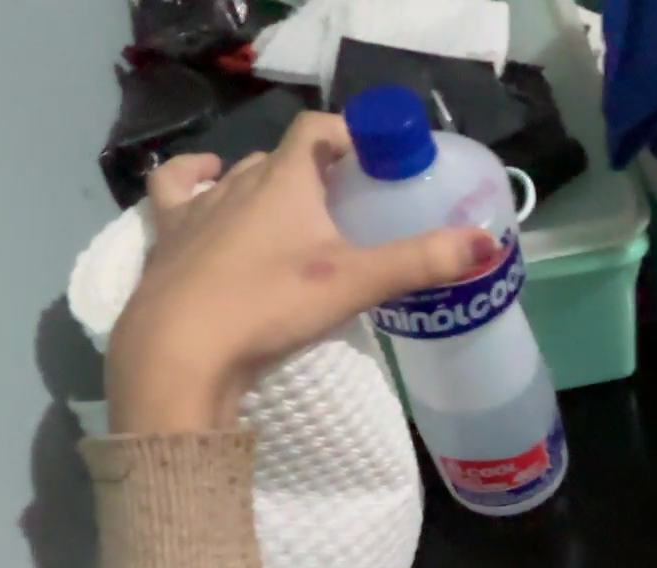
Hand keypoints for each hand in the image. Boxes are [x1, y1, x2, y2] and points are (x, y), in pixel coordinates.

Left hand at [106, 111, 498, 433]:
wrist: (183, 348)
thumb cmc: (272, 305)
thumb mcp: (358, 284)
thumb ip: (421, 262)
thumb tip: (486, 243)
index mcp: (285, 180)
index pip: (318, 130)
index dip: (350, 134)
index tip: (379, 158)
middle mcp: (238, 180)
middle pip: (284, 157)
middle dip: (318, 168)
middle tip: (349, 202)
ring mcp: (198, 207)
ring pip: (236, 173)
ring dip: (267, 180)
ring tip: (294, 206)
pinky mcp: (169, 236)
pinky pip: (177, 188)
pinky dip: (194, 179)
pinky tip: (206, 183)